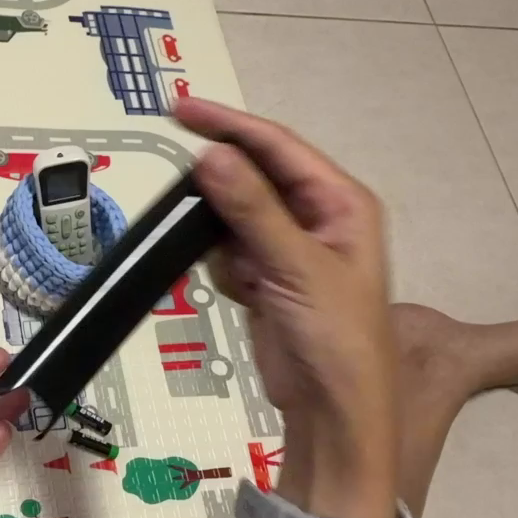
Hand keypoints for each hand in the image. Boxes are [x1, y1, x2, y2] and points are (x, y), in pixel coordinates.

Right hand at [176, 97, 395, 505]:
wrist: (330, 409)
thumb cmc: (334, 336)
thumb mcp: (297, 267)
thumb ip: (252, 210)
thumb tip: (209, 154)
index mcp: (341, 203)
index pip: (279, 148)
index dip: (231, 125)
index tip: (180, 109)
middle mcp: (316, 218)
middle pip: (255, 178)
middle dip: (219, 184)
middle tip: (177, 181)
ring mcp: (287, 250)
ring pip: (234, 217)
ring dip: (219, 234)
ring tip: (232, 266)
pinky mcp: (264, 279)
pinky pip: (228, 253)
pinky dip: (222, 267)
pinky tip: (239, 292)